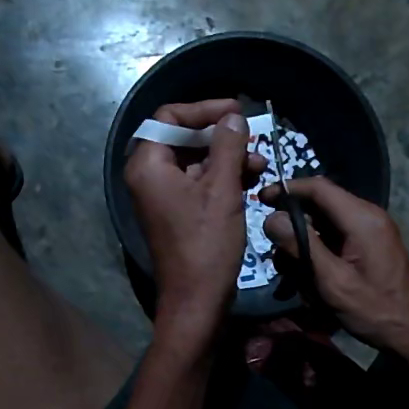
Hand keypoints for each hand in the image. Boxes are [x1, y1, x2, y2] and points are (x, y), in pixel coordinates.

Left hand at [125, 100, 268, 338]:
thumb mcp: (222, 190)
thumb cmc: (206, 243)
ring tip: (260, 164)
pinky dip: (222, 178)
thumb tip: (234, 117)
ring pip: (194, 161)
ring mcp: (161, 195)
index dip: (203, 110)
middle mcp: (148, 176)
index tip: (236, 111)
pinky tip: (251, 180)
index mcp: (148, 165)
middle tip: (252, 138)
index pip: (168, 117)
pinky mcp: (176, 212)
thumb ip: (228, 146)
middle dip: (220, 136)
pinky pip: (198, 183)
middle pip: (182, 138)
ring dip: (227, 158)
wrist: (197, 299)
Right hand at [259, 177, 408, 356]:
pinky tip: (311, 279)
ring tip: (294, 276)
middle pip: (320, 205)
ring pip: (324, 224)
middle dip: (293, 225)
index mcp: (362, 218)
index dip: (288, 188)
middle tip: (276, 252)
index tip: (261, 200)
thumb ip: (301, 247)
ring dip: (304, 244)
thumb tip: (271, 218)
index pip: (319, 187)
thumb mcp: (332, 281)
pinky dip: (318, 253)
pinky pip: (335, 238)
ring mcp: (370, 230)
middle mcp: (368, 216)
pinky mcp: (370, 245)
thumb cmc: (375, 310)